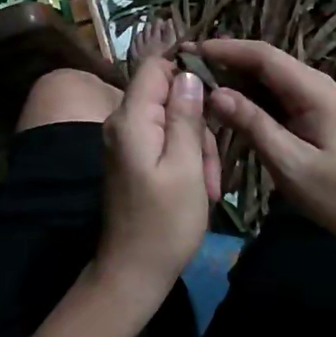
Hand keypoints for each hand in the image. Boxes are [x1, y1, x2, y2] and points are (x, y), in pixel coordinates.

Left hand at [95, 55, 219, 304]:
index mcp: (130, 118)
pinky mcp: (132, 157)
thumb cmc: (165, 221)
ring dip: (195, 147)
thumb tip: (188, 74)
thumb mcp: (186, 166)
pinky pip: (162, 141)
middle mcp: (120, 122)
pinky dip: (184, 159)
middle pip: (166, 96)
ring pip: (169, 121)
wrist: (134, 270)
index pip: (154, 66)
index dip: (185, 72)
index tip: (214, 97)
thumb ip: (185, 116)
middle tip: (213, 166)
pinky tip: (198, 188)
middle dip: (196, 123)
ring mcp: (124, 140)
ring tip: (208, 186)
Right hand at [192, 39, 335, 251]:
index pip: (263, 56)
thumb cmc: (333, 192)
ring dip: (229, 74)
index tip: (189, 51)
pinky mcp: (303, 110)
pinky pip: (267, 91)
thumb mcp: (288, 161)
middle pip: (261, 60)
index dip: (225, 49)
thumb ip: (252, 123)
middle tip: (183, 64)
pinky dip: (242, 92)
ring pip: (262, 75)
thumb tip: (214, 93)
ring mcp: (309, 96)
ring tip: (193, 79)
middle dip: (222, 59)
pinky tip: (218, 99)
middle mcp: (312, 83)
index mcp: (313, 90)